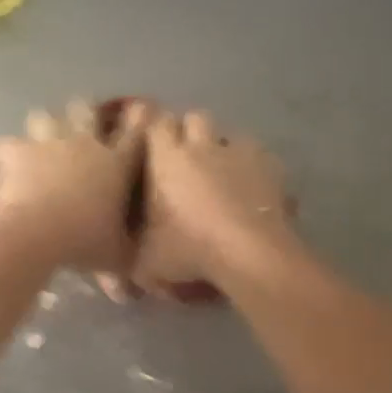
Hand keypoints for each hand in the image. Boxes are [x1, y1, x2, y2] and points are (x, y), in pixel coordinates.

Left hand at [0, 98, 149, 269]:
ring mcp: (49, 142)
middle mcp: (85, 143)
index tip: (139, 114)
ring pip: (45, 115)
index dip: (139, 119)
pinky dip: (9, 153)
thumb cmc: (85, 244)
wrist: (38, 236)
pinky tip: (9, 164)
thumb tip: (127, 290)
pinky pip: (9, 143)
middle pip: (86, 109)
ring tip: (41, 142)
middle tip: (78, 127)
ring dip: (44, 126)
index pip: (136, 131)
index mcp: (116, 163)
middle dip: (82, 113)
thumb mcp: (115, 258)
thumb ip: (124, 264)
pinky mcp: (17, 151)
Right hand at [136, 110, 293, 287]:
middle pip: (195, 117)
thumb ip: (131, 257)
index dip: (154, 130)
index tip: (150, 148)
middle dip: (189, 132)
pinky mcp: (272, 167)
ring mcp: (241, 154)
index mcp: (167, 158)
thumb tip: (119, 274)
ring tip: (222, 176)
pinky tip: (251, 191)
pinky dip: (252, 168)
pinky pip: (259, 157)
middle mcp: (203, 146)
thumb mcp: (146, 262)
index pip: (157, 122)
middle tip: (185, 161)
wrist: (251, 255)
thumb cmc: (190, 249)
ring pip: (230, 135)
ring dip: (223, 149)